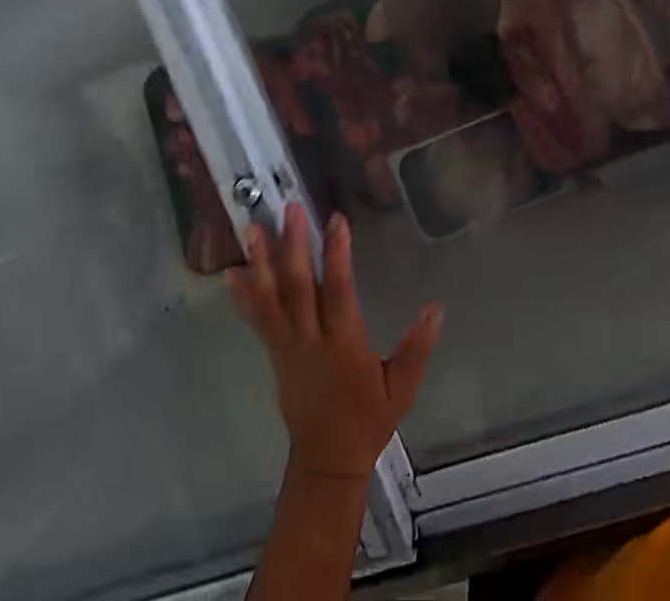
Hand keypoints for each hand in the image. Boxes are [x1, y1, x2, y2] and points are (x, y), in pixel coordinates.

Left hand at [228, 205, 444, 481]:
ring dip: (262, 263)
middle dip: (294, 246)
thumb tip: (437, 308)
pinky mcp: (274, 355)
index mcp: (345, 345)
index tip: (336, 221)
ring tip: (254, 229)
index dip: (338, 255)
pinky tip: (233, 272)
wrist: (328, 459)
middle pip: (299, 288)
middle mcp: (311, 341)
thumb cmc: (369, 419)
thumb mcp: (403, 387)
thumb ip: (418, 347)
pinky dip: (244, 295)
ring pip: (271, 300)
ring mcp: (287, 347)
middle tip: (290, 210)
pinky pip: (257, 321)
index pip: (339, 292)